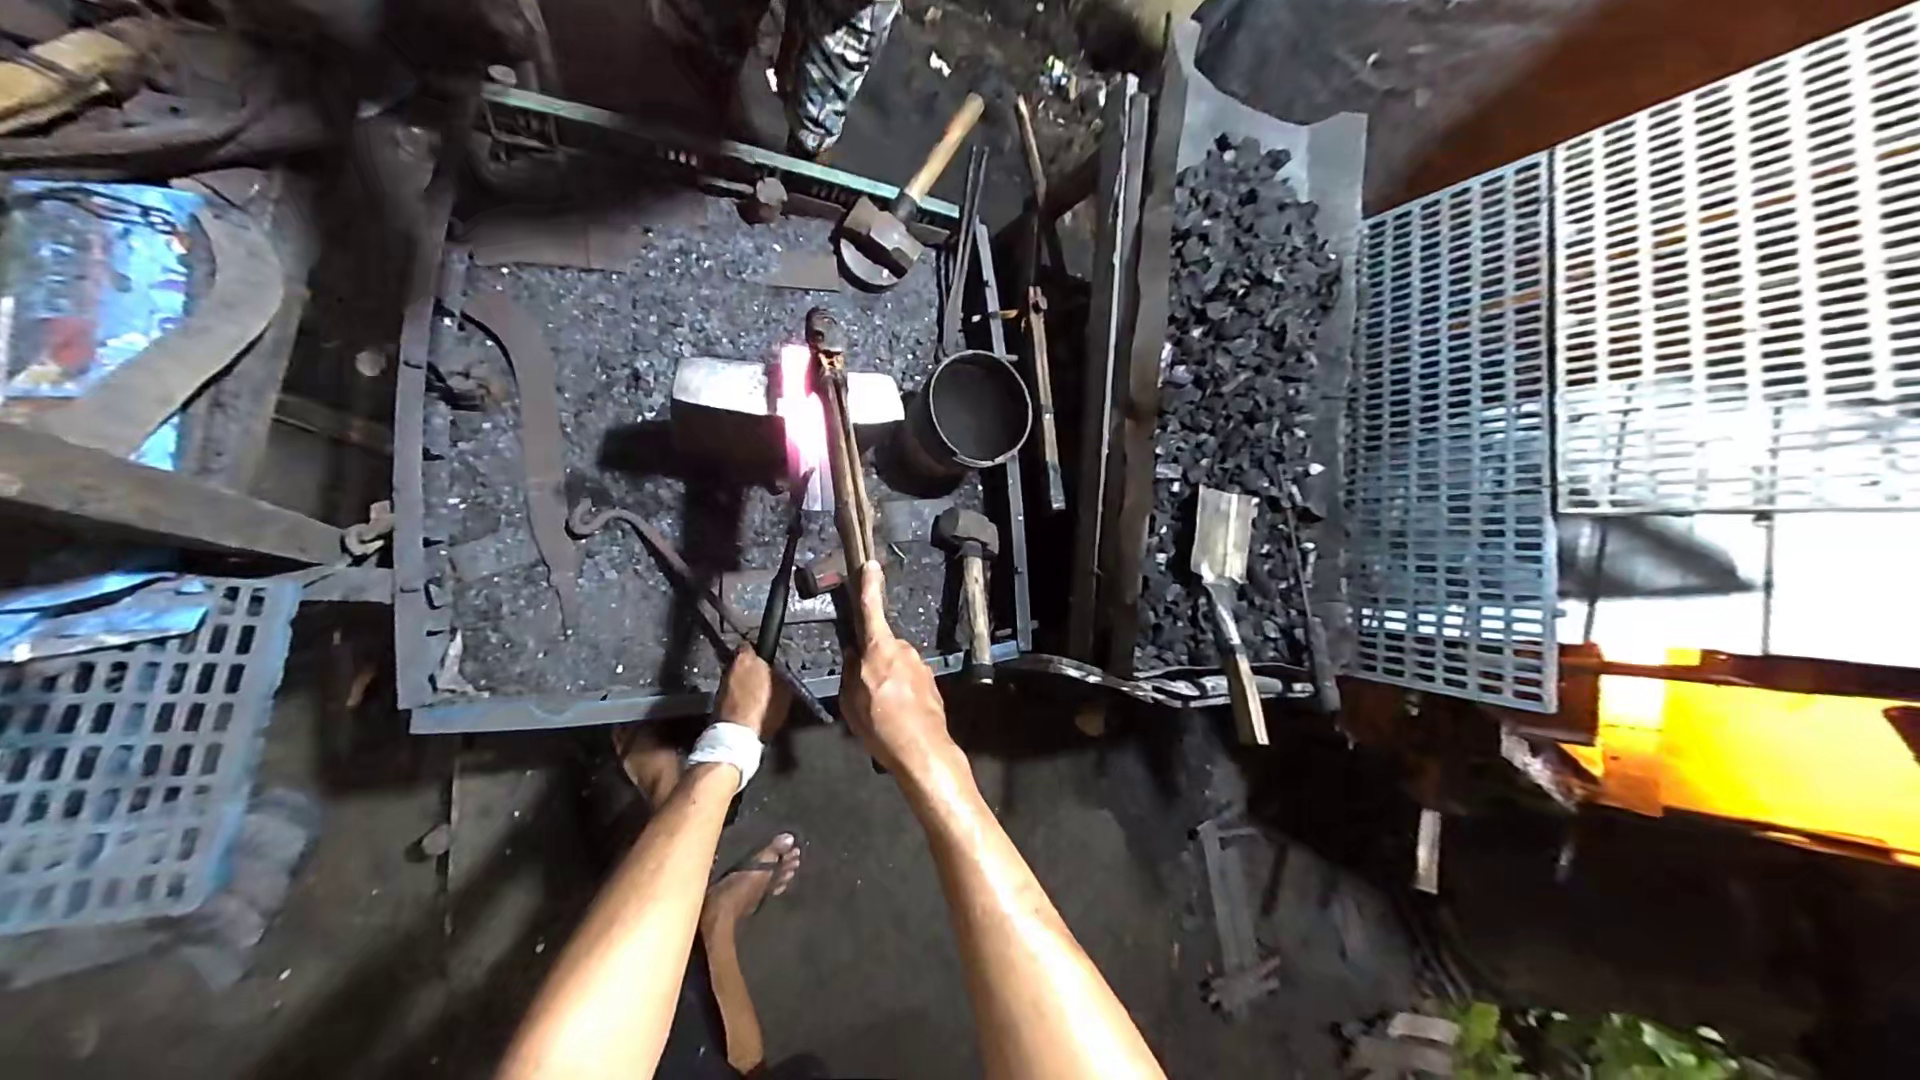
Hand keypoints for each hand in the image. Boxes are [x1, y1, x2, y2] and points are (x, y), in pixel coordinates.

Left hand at [714, 646, 790, 737]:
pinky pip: (732, 695)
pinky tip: (750, 708)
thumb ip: (779, 674)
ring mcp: (720, 686)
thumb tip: (777, 670)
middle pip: (741, 663)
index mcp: (745, 658)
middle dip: (751, 669)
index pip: (751, 645)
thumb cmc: (764, 707)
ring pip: (736, 679)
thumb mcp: (784, 688)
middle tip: (765, 677)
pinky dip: (739, 698)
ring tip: (759, 695)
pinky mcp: (716, 703)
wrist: (738, 734)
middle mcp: (728, 667)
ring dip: (744, 684)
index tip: (767, 658)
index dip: (760, 651)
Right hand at [841, 561, 957, 782]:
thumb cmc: (881, 726)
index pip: (870, 609)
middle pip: (881, 645)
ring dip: (887, 679)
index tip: (870, 564)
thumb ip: (849, 673)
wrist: (923, 750)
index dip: (869, 585)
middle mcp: (903, 650)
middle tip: (863, 690)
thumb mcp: (850, 701)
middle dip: (871, 660)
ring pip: (895, 663)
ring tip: (881, 709)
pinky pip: (908, 678)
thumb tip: (853, 657)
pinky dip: (900, 690)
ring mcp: (920, 665)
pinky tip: (897, 713)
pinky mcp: (931, 680)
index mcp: (879, 650)